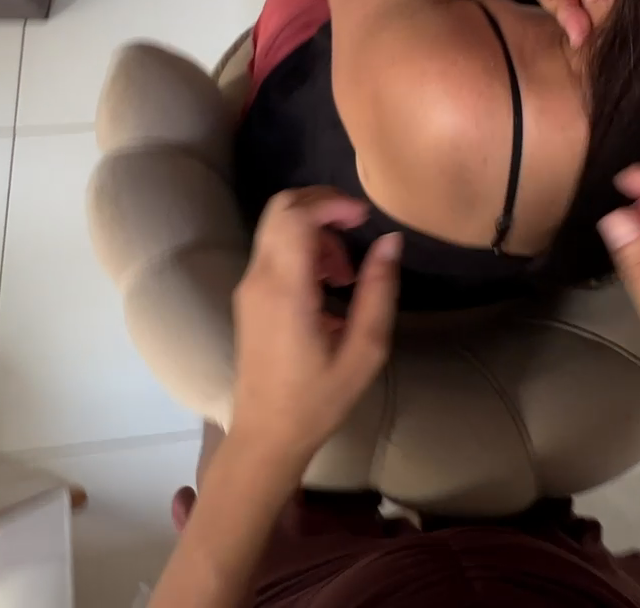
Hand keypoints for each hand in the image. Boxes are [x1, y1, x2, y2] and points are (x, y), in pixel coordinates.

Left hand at [229, 188, 401, 463]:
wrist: (265, 436)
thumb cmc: (317, 399)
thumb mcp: (363, 351)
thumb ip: (378, 291)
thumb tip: (391, 241)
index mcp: (286, 289)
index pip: (296, 215)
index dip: (331, 203)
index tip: (364, 217)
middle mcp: (260, 278)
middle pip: (282, 208)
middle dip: (323, 205)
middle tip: (357, 228)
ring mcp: (249, 286)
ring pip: (278, 226)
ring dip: (315, 230)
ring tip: (345, 272)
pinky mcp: (249, 296)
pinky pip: (274, 249)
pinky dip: (303, 246)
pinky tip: (327, 283)